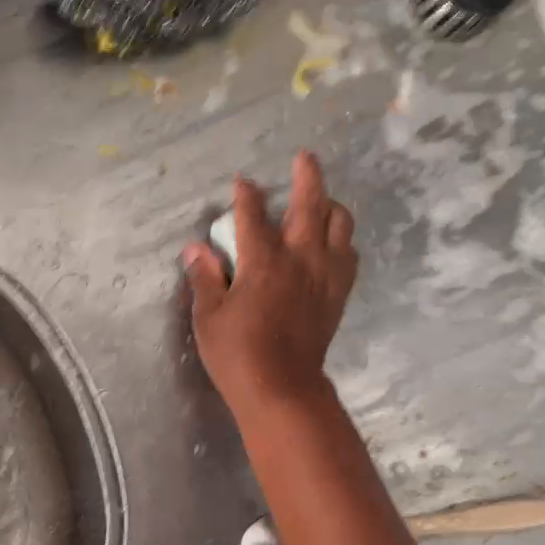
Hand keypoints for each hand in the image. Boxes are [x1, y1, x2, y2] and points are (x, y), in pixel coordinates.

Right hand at [182, 152, 357, 413]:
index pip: (253, 216)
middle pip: (311, 204)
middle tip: (304, 159)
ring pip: (339, 222)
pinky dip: (340, 236)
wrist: (280, 385)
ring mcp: (326, 273)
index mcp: (263, 262)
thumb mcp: (207, 316)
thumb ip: (205, 278)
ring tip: (321, 199)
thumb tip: (196, 249)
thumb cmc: (235, 353)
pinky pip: (347, 251)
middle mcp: (301, 257)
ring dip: (329, 204)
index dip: (246, 195)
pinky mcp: (339, 291)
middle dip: (307, 177)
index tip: (241, 182)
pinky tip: (331, 240)